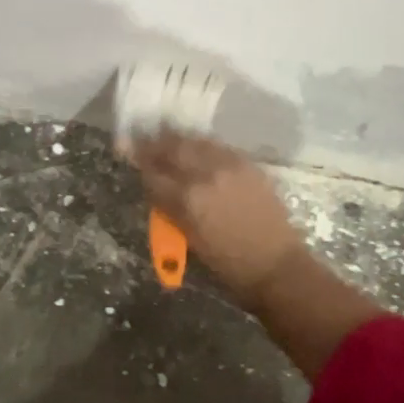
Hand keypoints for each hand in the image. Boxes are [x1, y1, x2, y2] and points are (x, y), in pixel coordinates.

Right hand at [128, 130, 308, 310]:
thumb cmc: (228, 265)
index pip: (153, 173)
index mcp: (186, 200)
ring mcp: (229, 167)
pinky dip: (203, 145)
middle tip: (143, 137)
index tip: (126, 150)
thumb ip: (171, 209)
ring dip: (179, 139)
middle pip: (172, 148)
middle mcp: (205, 175)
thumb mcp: (189, 240)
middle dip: (154, 142)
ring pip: (196, 142)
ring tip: (167, 136)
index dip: (138, 160)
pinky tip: (198, 147)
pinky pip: (219, 147)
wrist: (276, 267)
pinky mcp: (248, 166)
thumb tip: (157, 189)